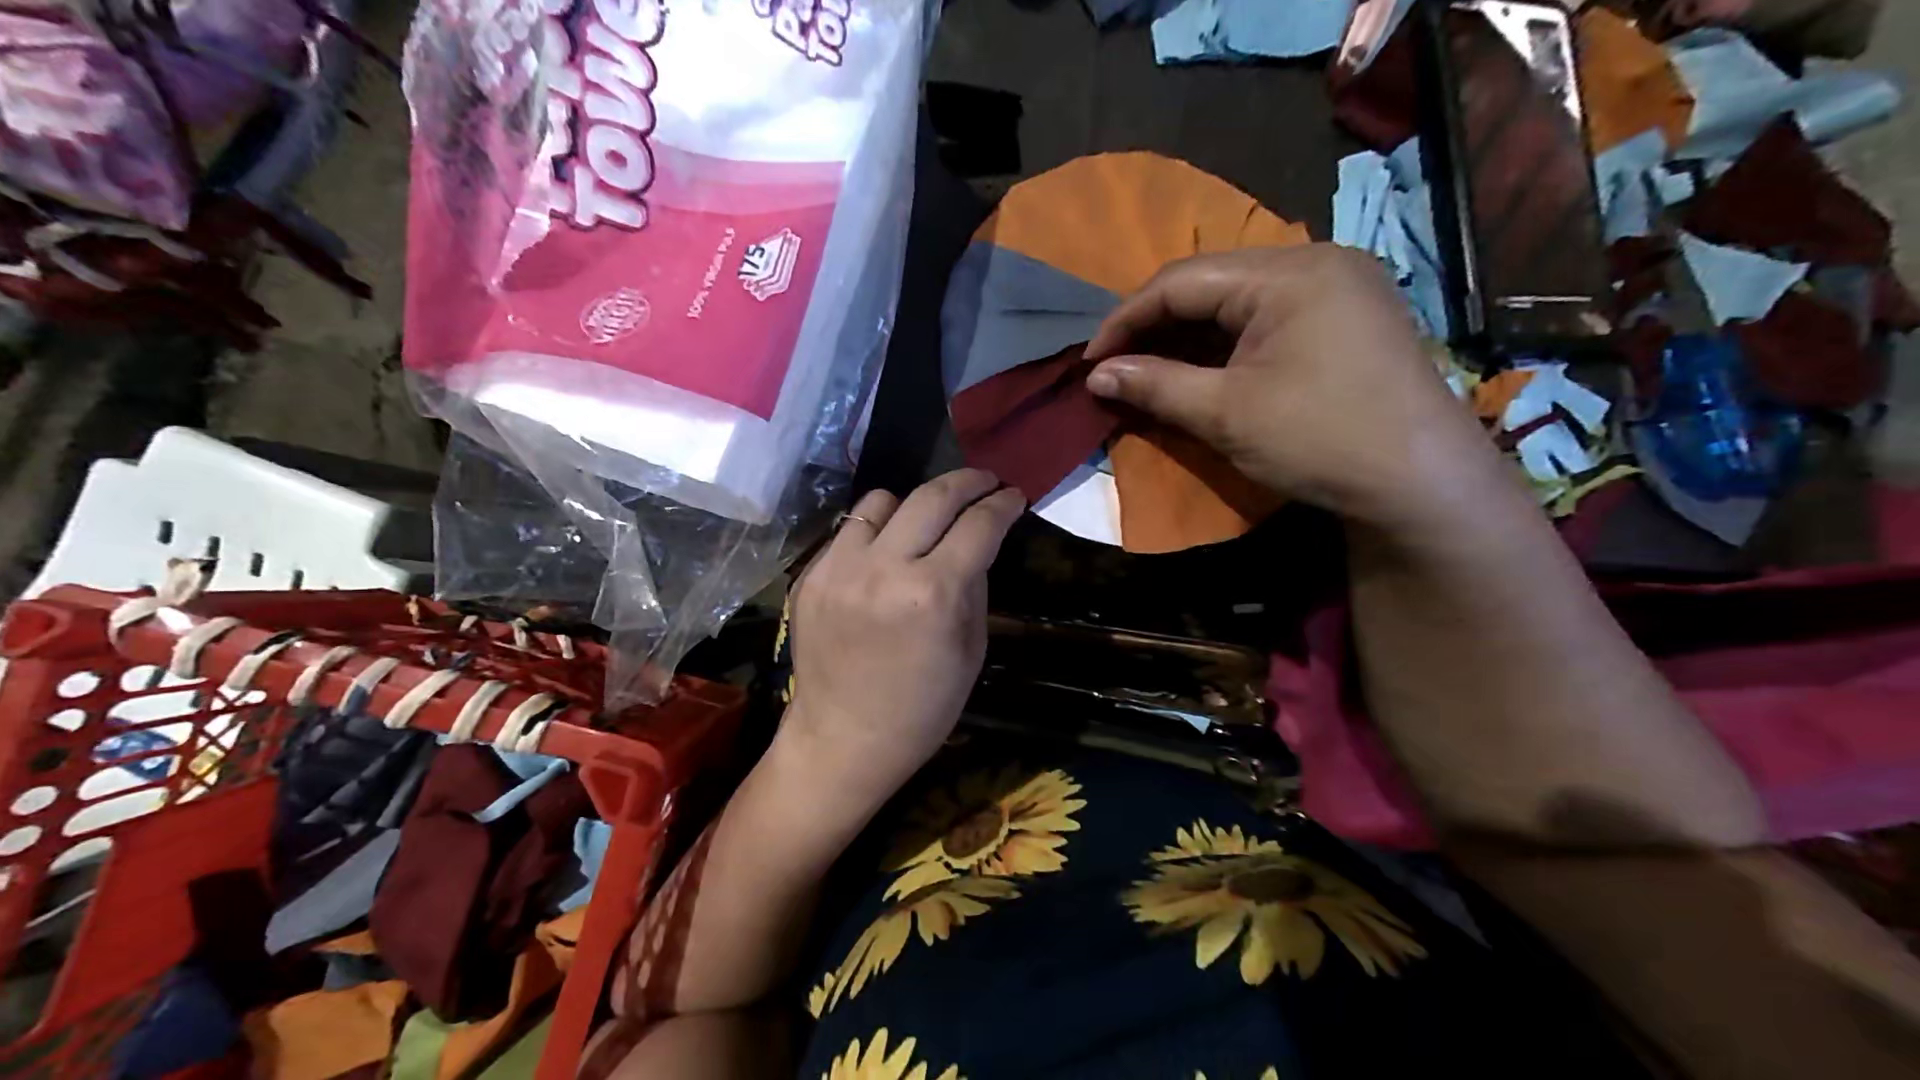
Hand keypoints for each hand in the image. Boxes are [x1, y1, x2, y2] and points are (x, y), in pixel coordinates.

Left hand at [782, 469, 1024, 809]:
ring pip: (883, 500)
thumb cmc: (923, 707)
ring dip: (915, 504)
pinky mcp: (810, 575)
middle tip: (985, 481)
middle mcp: (884, 568)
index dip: (1003, 504)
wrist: (844, 739)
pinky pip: (849, 530)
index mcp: (934, 594)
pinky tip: (886, 553)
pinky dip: (876, 532)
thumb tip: (977, 541)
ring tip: (927, 520)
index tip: (1014, 496)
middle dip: (968, 482)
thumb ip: (975, 584)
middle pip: (933, 496)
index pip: (979, 524)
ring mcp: (839, 568)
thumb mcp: (971, 649)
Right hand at [1083, 245, 1507, 532]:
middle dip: (1155, 326)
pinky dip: (1225, 344)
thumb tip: (1095, 375)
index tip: (1090, 361)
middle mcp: (1316, 263)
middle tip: (1116, 367)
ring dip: (1188, 336)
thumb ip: (1155, 385)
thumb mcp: (1225, 413)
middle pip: (1210, 283)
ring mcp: (1338, 288)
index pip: (1182, 280)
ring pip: (1237, 301)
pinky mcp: (1347, 318)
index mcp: (1289, 273)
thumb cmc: (1320, 440)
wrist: (1422, 485)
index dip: (1126, 319)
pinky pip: (1267, 318)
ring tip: (1148, 372)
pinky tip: (1200, 370)